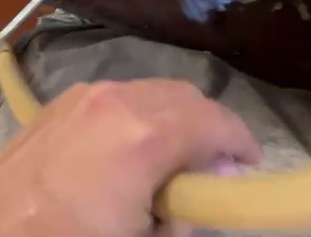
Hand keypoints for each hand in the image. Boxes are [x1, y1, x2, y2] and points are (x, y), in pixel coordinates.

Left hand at [0, 79, 259, 236]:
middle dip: (208, 131)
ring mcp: (81, 95)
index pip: (212, 121)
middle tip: (217, 177)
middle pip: (184, 98)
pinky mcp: (58, 105)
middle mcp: (114, 98)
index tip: (252, 168)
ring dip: (173, 123)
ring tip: (173, 171)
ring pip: (149, 94)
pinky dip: (139, 118)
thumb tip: (206, 192)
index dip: (241, 142)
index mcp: (141, 134)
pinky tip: (131, 157)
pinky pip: (117, 99)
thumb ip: (186, 216)